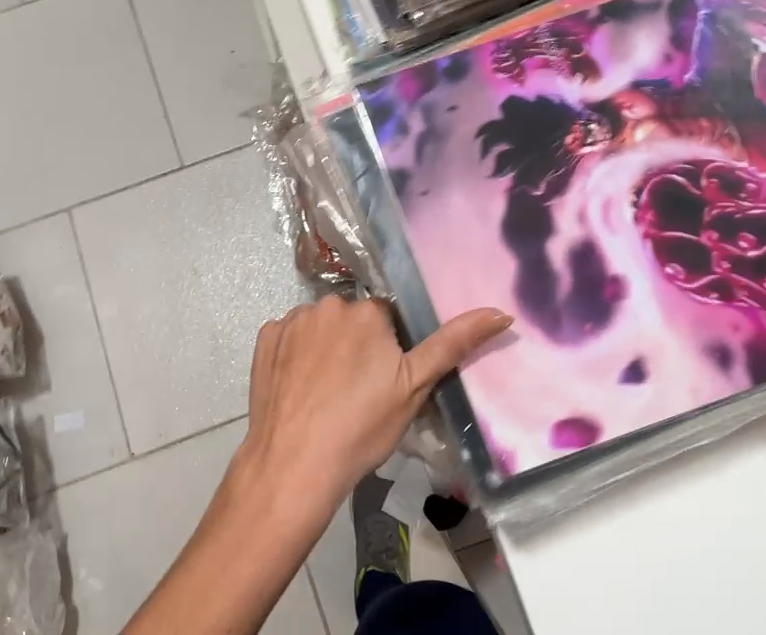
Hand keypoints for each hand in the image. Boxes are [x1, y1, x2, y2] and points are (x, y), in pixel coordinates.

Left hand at [235, 297, 510, 510]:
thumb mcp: (416, 387)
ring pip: (319, 328)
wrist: (295, 462)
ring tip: (325, 395)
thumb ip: (454, 343)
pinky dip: (295, 356)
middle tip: (355, 392)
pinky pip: (288, 338)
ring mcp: (292, 321)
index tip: (382, 383)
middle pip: (350, 320)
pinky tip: (299, 389)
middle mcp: (328, 304)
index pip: (386, 320)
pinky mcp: (265, 339)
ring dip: (324, 348)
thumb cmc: (361, 427)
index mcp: (368, 312)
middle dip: (355, 345)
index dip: (387, 351)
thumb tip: (500, 312)